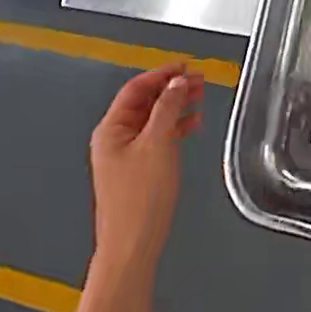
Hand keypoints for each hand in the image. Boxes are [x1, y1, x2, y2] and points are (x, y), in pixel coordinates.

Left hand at [88, 65, 204, 266]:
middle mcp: (116, 139)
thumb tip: (176, 82)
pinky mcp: (141, 167)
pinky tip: (193, 123)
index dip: (161, 73)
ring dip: (177, 104)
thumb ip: (168, 108)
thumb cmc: (139, 199)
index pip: (135, 88)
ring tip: (199, 95)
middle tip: (197, 79)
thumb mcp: (157, 144)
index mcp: (111, 130)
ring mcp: (128, 154)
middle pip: (145, 101)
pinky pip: (160, 135)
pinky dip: (177, 125)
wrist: (133, 245)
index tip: (184, 66)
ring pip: (155, 117)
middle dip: (171, 87)